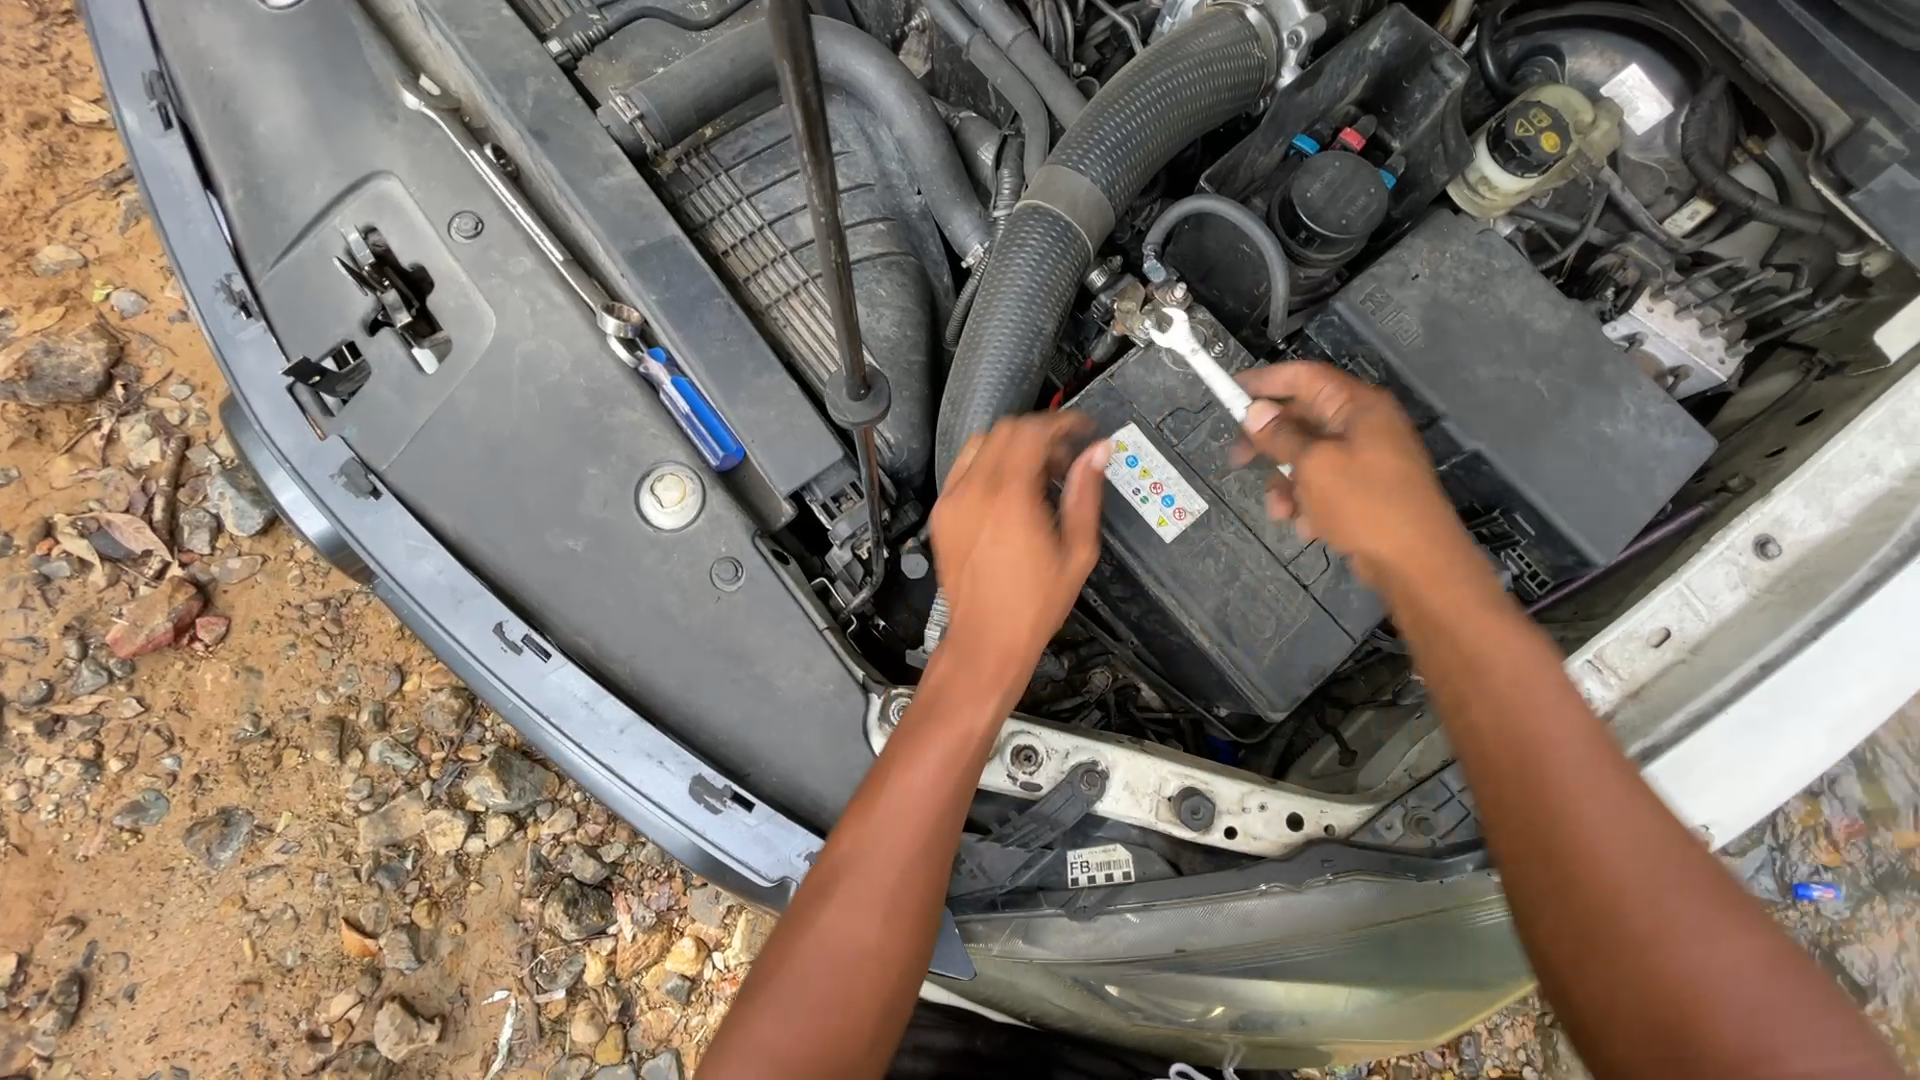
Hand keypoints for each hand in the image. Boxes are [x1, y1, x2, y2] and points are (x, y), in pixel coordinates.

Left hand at [930, 411, 1109, 690]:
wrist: (986, 638)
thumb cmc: (1031, 606)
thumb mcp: (1077, 551)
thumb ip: (1086, 494)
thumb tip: (1098, 454)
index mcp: (1010, 497)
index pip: (1033, 431)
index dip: (1062, 423)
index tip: (1081, 429)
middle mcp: (975, 492)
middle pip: (1005, 430)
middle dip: (1040, 433)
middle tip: (1065, 457)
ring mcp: (953, 501)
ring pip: (980, 444)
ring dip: (1012, 446)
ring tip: (1038, 474)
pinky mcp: (942, 514)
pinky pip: (963, 469)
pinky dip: (988, 465)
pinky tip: (1009, 490)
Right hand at [1235, 361, 1488, 597]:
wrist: (1414, 561)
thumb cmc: (1364, 503)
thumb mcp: (1313, 465)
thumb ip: (1280, 436)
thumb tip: (1255, 411)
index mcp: (1357, 406)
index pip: (1304, 377)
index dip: (1265, 381)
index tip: (1230, 392)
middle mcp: (1362, 425)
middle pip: (1302, 419)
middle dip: (1268, 444)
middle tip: (1237, 460)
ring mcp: (1364, 458)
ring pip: (1306, 457)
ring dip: (1286, 483)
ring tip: (1282, 511)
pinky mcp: (1362, 489)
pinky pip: (1321, 484)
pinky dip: (1307, 502)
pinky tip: (1308, 526)